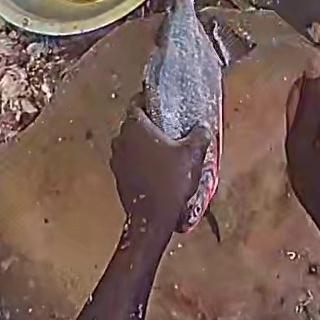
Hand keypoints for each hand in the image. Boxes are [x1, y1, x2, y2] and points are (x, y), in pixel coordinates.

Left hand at [110, 107, 208, 246]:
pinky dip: (141, 160)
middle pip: (133, 123)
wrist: (153, 219)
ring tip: (165, 149)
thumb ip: (199, 135)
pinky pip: (130, 160)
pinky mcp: (118, 177)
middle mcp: (121, 140)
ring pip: (130, 143)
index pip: (136, 102)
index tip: (160, 103)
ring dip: (144, 143)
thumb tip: (202, 128)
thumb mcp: (193, 154)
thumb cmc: (171, 182)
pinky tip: (158, 168)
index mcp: (135, 127)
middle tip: (168, 127)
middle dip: (149, 124)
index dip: (148, 100)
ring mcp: (117, 159)